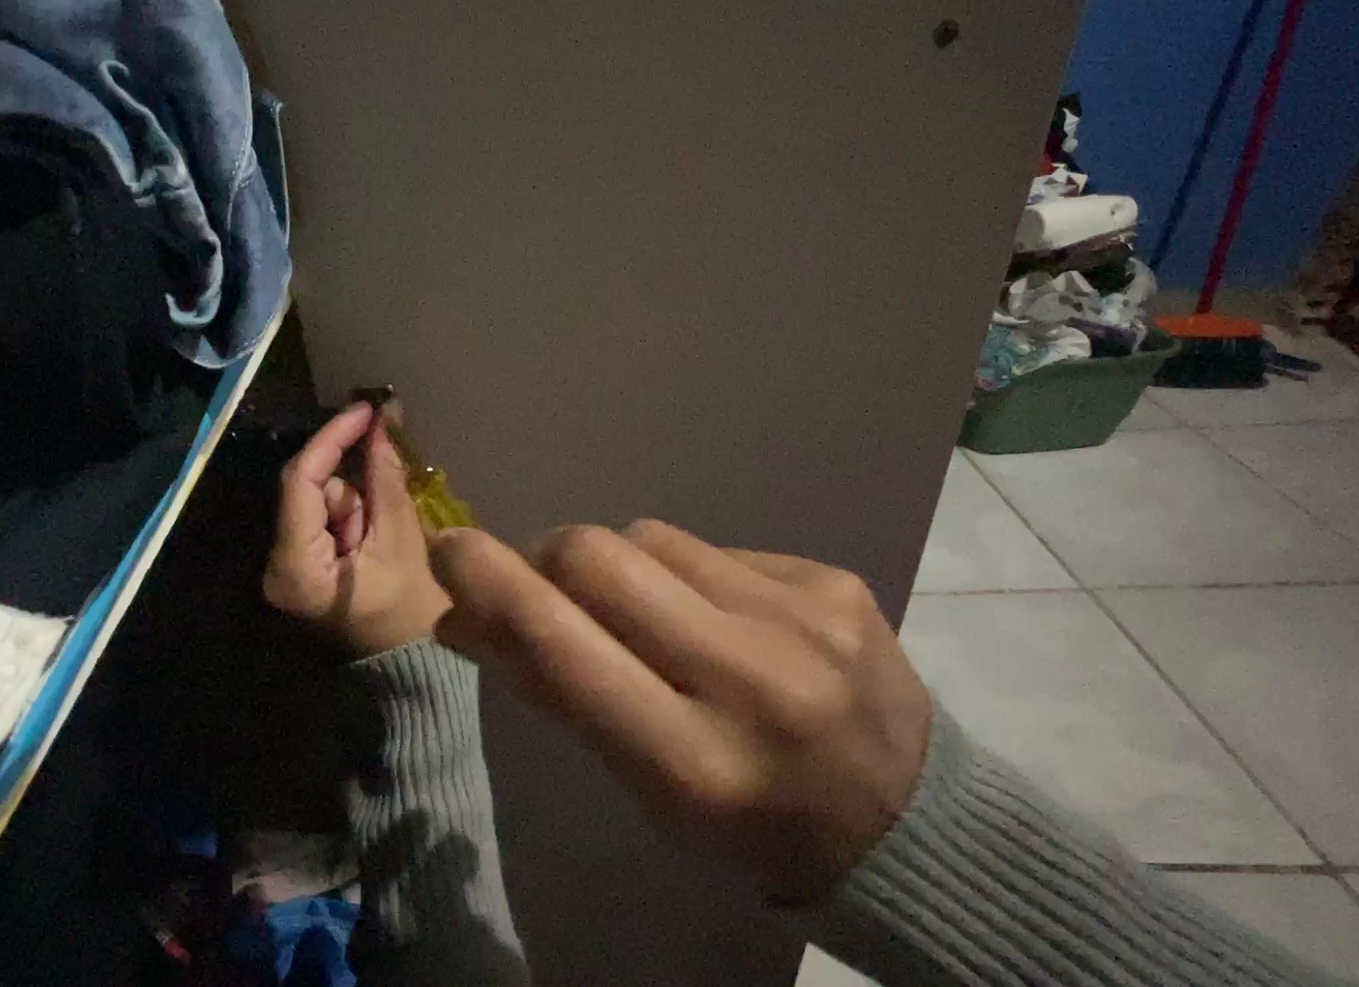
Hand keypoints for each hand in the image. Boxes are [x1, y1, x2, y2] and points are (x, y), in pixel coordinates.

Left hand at [264, 403, 451, 656]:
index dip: (332, 439)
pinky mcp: (298, 566)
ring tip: (379, 542)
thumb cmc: (412, 608)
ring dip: (352, 507)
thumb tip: (380, 422)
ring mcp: (284, 567)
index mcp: (297, 566)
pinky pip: (320, 520)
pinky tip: (370, 541)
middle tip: (383, 505)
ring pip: (316, 503)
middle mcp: (277, 566)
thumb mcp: (400, 536)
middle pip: (308, 491)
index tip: (365, 411)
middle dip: (350, 486)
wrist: (413, 661)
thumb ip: (384, 475)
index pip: (301, 482)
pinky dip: (348, 518)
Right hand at [429, 520, 932, 904]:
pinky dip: (690, 572)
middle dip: (551, 558)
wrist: (908, 820)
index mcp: (691, 761)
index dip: (491, 587)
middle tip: (552, 582)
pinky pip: (715, 546)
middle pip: (600, 557)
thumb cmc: (747, 819)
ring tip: (655, 614)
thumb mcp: (646, 786)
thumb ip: (559, 694)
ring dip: (624, 566)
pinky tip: (723, 616)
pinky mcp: (835, 581)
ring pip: (651, 538)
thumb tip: (469, 617)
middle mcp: (750, 680)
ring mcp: (802, 618)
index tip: (450, 549)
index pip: (563, 646)